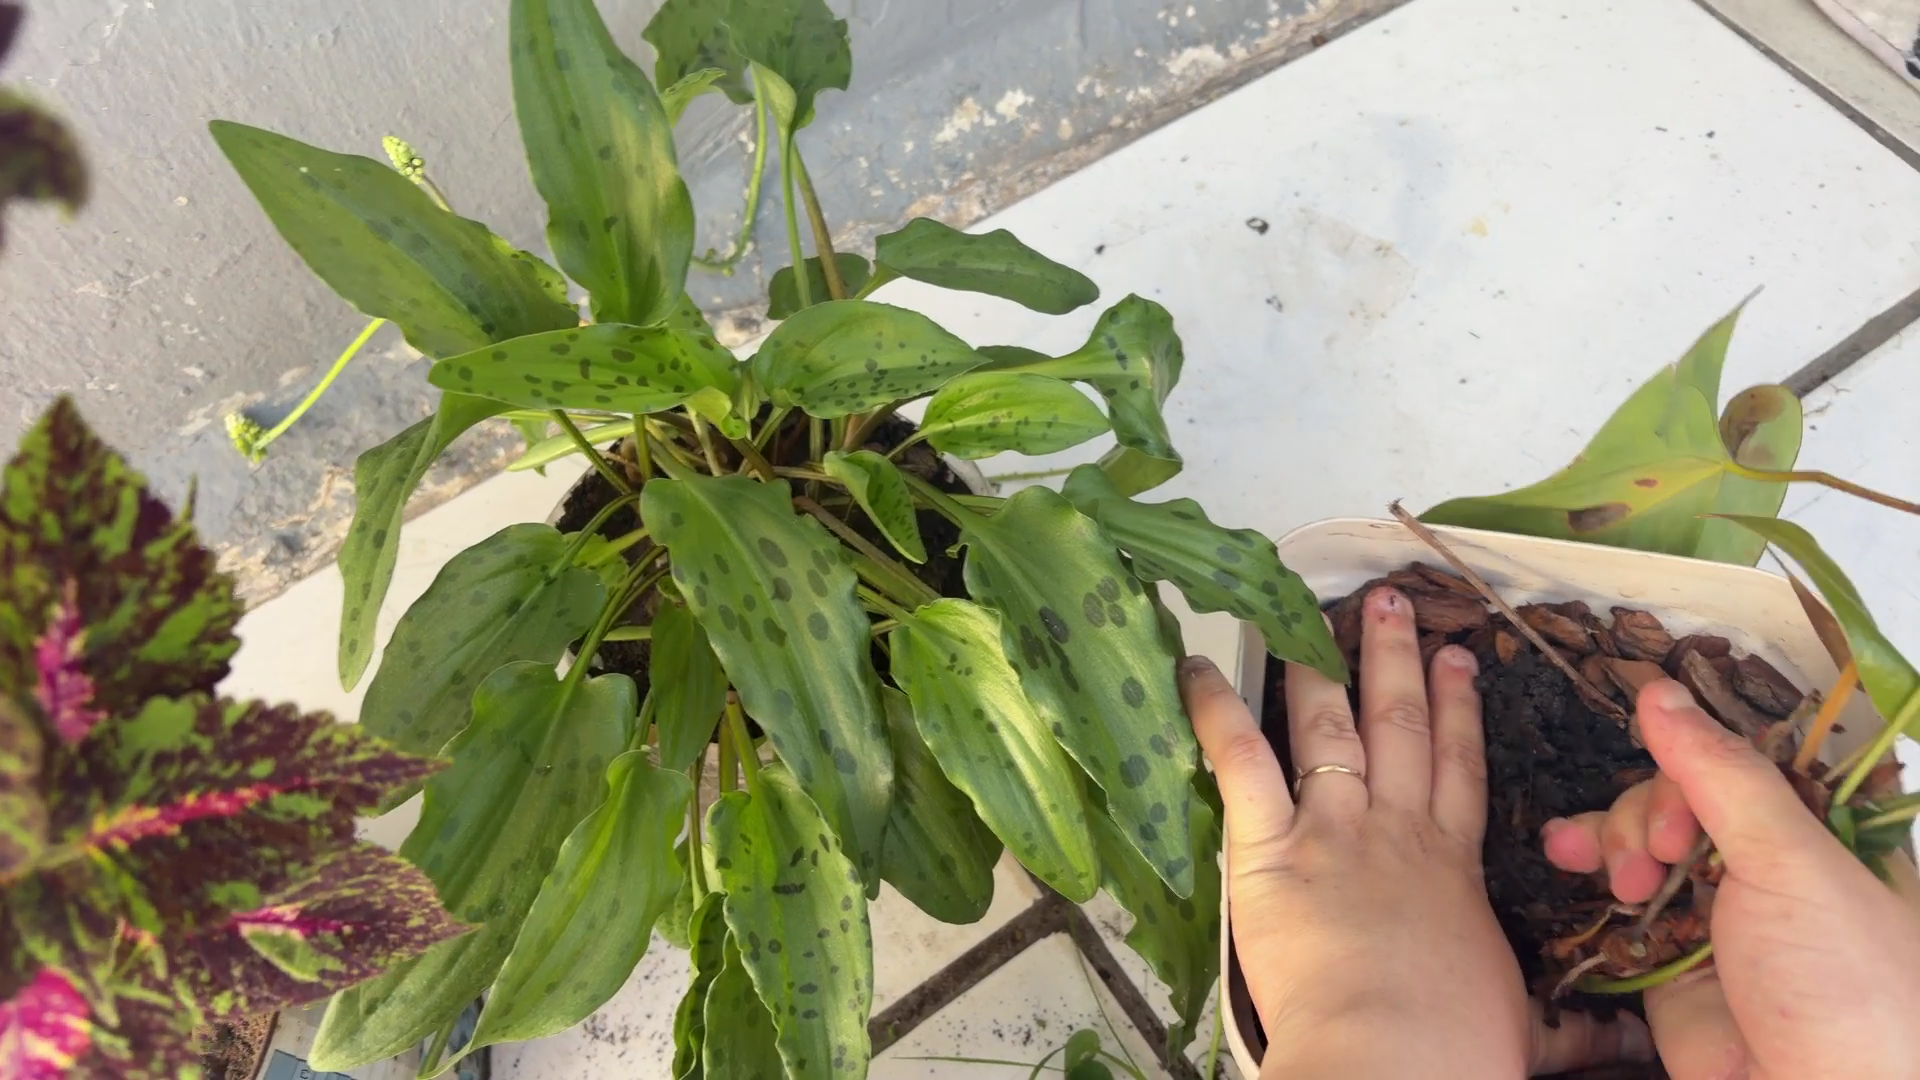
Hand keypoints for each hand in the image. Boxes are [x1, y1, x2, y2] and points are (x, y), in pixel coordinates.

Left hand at [1184, 585, 1651, 1077]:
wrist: (1396, 1065)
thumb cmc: (1455, 1052)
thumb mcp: (1520, 1027)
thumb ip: (1558, 1021)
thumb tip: (1608, 1044)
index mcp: (1448, 864)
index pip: (1457, 765)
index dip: (1459, 707)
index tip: (1458, 657)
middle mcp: (1391, 828)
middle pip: (1400, 724)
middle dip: (1396, 657)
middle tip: (1389, 601)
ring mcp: (1330, 827)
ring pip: (1329, 725)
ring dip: (1324, 665)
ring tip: (1319, 614)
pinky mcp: (1269, 842)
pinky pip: (1240, 758)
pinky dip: (1215, 709)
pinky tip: (1196, 669)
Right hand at [1541, 679, 1919, 1076]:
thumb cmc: (1846, 989)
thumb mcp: (1794, 868)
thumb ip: (1720, 775)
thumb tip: (1658, 688)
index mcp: (1825, 841)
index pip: (1740, 766)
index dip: (1692, 767)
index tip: (1677, 801)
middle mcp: (1769, 863)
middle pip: (1676, 793)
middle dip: (1645, 814)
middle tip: (1652, 858)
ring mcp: (1714, 901)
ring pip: (1637, 829)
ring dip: (1607, 835)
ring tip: (1604, 871)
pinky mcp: (1666, 934)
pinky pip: (1612, 873)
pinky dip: (1584, 858)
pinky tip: (1568, 859)